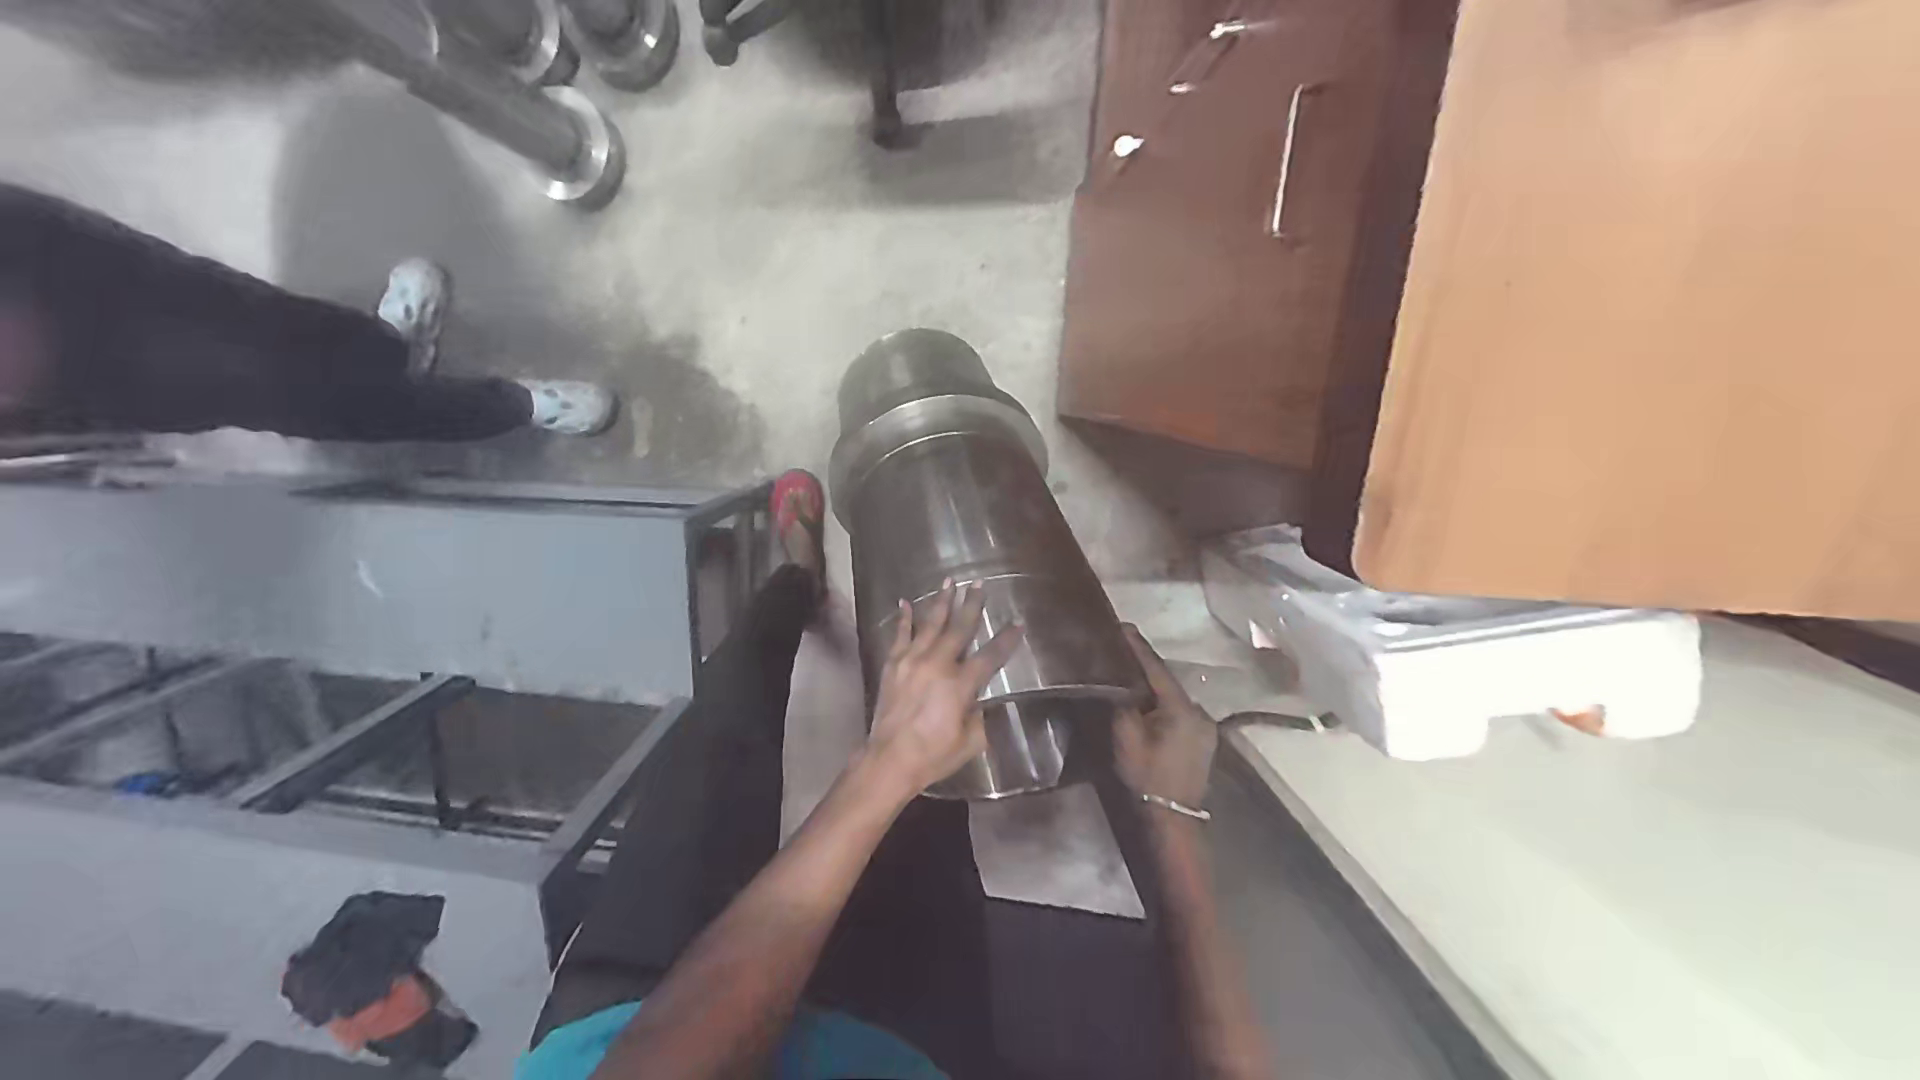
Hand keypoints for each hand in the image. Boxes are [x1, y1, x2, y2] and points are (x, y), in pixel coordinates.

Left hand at [865, 580, 1024, 795]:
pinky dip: (904, 618)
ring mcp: (912, 661)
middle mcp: (938, 665)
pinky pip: (900, 635)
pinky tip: (906, 602)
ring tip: (949, 581)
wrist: (889, 760)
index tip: (1018, 623)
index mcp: (961, 685)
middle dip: (972, 604)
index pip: (990, 656)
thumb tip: (977, 700)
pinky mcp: (893, 664)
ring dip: (942, 601)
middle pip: (960, 628)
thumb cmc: (933, 755)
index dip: (1006, 640)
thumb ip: (979, 716)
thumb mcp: (970, 741)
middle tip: (979, 584)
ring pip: (931, 624)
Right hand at [1114, 625, 1217, 810]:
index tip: (1122, 626)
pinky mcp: (1203, 741)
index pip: (1156, 669)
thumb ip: (1123, 704)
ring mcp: (1206, 728)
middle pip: (1167, 681)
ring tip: (1132, 676)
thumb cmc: (1146, 776)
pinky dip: (1163, 704)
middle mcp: (1200, 712)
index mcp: (1181, 708)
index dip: (1138, 647)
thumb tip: (1119, 683)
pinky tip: (1149, 705)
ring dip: (1154, 687)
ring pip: (1174, 697)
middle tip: (1122, 651)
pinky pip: (1180, 712)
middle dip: (1145, 667)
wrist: (1172, 818)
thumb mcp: (1126, 737)